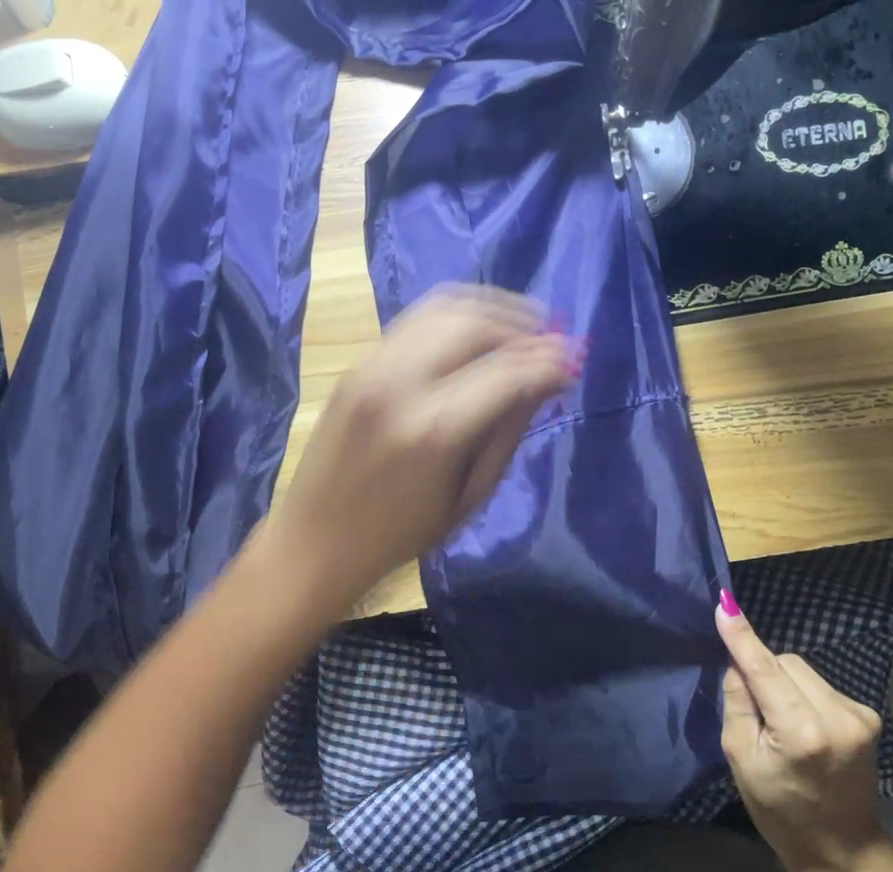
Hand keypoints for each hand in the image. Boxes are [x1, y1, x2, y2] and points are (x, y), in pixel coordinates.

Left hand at [268, 285, 576, 596]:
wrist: (317, 541)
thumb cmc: (401, 536)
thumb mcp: (468, 496)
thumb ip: (508, 431)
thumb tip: (549, 381)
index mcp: (435, 429)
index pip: (508, 372)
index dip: (550, 362)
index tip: (576, 363)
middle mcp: (401, 383)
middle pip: (475, 324)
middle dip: (523, 325)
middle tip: (554, 337)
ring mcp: (372, 367)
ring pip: (443, 309)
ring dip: (491, 310)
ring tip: (523, 326)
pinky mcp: (357, 365)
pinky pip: (416, 322)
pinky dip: (455, 318)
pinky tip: (478, 333)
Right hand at [716, 590, 892, 871]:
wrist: (840, 848)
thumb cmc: (779, 811)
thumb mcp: (741, 761)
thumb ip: (739, 705)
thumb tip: (738, 664)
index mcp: (802, 732)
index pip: (765, 669)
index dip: (742, 637)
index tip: (725, 605)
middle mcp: (838, 715)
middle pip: (788, 662)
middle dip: (764, 672)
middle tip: (752, 709)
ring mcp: (859, 714)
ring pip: (805, 671)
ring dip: (784, 684)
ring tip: (779, 726)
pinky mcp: (868, 716)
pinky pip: (821, 687)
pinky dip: (803, 696)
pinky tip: (802, 729)